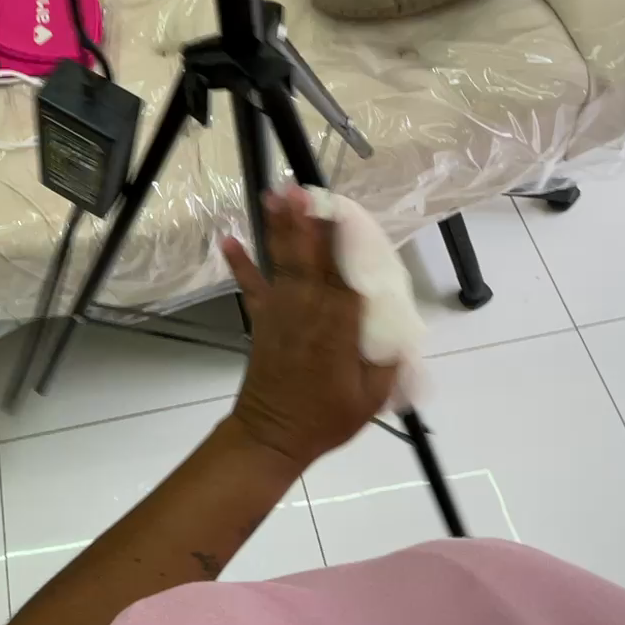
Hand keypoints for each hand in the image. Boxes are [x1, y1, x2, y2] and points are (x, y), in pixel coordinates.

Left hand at [220, 187, 396, 467]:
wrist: (273, 436)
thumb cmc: (326, 419)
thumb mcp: (372, 396)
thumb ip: (386, 359)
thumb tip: (396, 328)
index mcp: (339, 327)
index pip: (346, 274)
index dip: (346, 241)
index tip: (346, 210)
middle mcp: (308, 311)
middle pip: (310, 258)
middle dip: (306, 222)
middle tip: (300, 188)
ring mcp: (280, 313)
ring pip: (282, 263)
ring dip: (278, 228)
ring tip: (275, 195)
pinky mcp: (261, 321)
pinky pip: (250, 286)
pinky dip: (239, 263)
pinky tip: (227, 238)